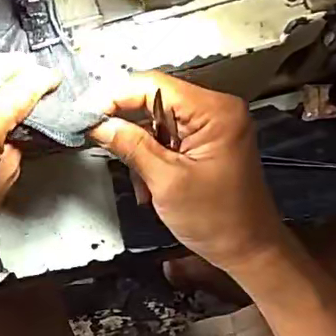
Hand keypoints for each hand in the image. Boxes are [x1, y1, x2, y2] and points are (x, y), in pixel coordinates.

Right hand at [87, 71, 292, 275]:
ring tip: (142, 181)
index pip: (153, 86)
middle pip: (152, 100)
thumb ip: (130, 146)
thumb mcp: (166, 181)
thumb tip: (100, 124)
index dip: (114, 96)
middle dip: (126, 126)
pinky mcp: (202, 142)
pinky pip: (163, 138)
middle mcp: (215, 111)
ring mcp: (209, 127)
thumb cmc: (221, 219)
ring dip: (137, 149)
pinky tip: (150, 184)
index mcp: (215, 112)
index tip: (87, 114)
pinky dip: (148, 158)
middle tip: (99, 140)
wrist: (248, 249)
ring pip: (153, 122)